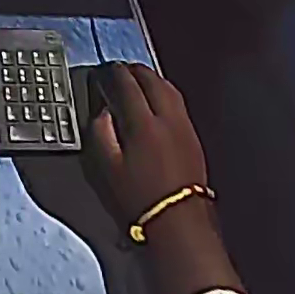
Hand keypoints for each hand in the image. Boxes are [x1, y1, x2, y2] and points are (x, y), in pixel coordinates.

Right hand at [87, 62, 208, 223]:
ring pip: (169, 88)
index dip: (114, 73)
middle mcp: (167, 118)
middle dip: (134, 70)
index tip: (105, 70)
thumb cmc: (139, 195)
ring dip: (152, 78)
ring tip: (138, 78)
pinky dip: (164, 91)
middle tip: (120, 70)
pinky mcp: (194, 136)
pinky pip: (178, 102)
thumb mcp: (107, 165)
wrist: (180, 223)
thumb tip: (103, 111)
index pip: (128, 85)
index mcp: (143, 124)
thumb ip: (100, 131)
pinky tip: (156, 98)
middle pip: (152, 80)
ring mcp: (184, 126)